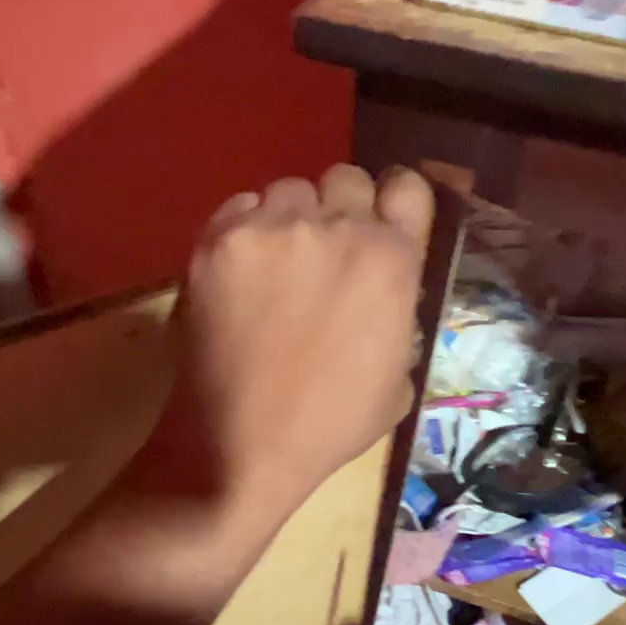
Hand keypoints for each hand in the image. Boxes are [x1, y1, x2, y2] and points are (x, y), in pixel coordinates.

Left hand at [165, 165, 432, 512]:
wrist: (238, 445)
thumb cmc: (330, 424)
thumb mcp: (399, 378)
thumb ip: (399, 313)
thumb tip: (384, 290)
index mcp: (391, 261)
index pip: (407, 186)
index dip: (395, 202)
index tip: (382, 221)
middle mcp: (336, 228)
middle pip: (345, 179)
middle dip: (340, 210)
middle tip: (324, 254)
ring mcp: (272, 228)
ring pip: (290, 192)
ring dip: (290, 221)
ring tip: (276, 267)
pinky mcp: (218, 238)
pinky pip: (242, 208)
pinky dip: (246, 231)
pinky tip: (241, 273)